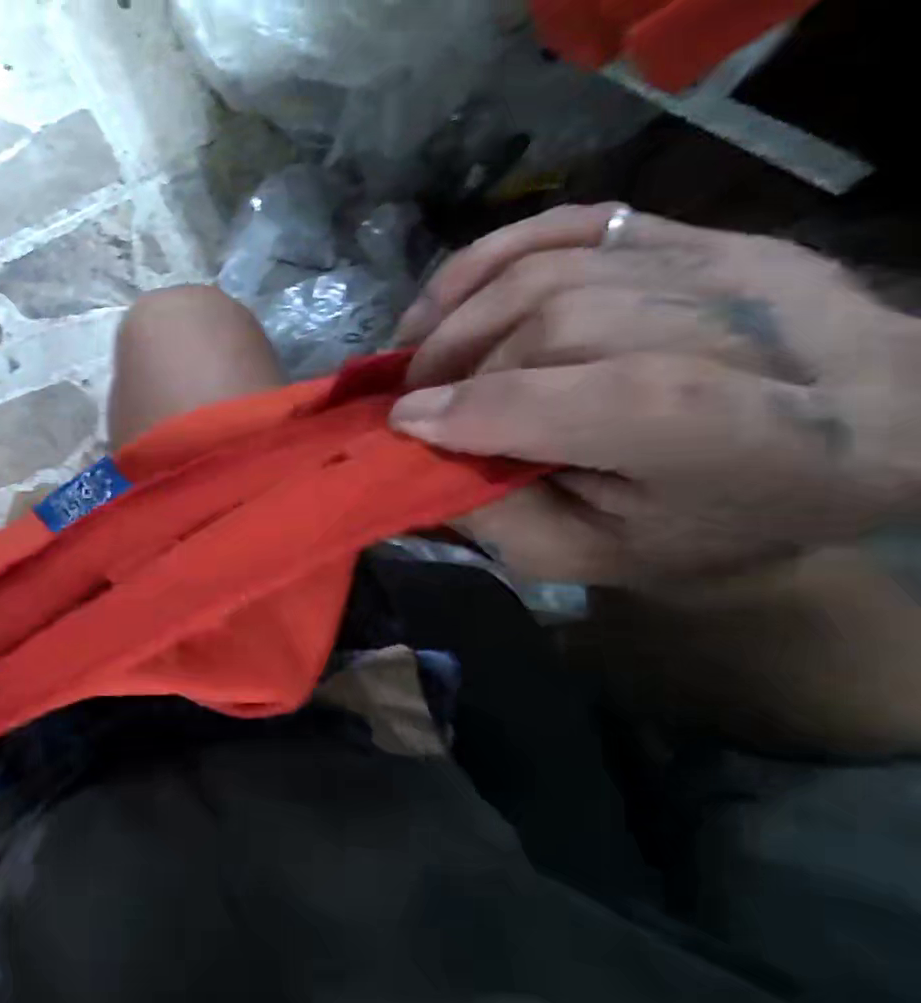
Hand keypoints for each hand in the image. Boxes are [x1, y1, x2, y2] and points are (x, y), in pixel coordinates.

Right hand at [389, 204, 920, 582]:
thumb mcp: (586, 554)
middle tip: (412, 403)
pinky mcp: (711, 235)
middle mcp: (787, 336)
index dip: (500, 406)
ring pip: (561, 269)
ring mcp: (750, 268)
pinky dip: (487, 261)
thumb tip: (412, 443)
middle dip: (465, 362)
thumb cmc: (686, 529)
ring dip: (460, 319)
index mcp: (783, 448)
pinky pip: (575, 225)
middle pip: (580, 319)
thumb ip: (498, 510)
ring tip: (421, 364)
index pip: (635, 398)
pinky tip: (444, 307)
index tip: (408, 424)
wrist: (816, 463)